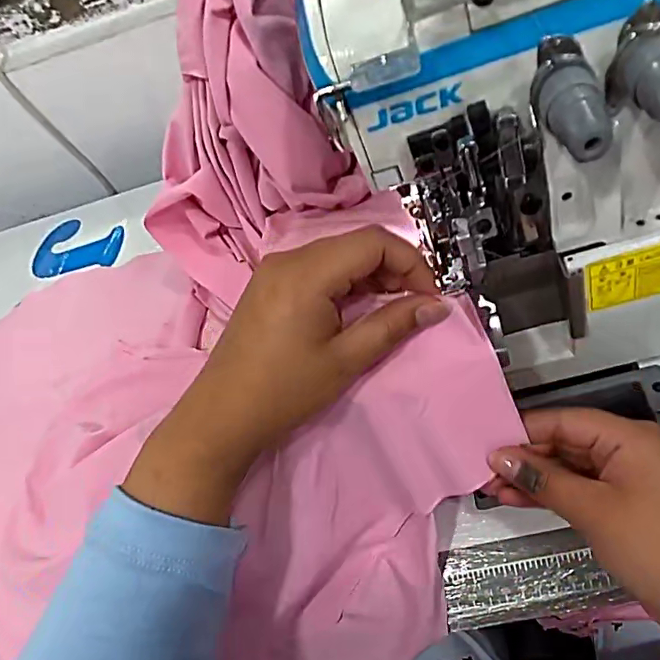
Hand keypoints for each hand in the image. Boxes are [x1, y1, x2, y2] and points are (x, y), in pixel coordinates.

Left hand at [125, 227, 450, 523]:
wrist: (222, 418)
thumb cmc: (284, 392)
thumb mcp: (346, 359)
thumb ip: (394, 325)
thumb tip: (437, 306)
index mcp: (307, 271)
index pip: (374, 241)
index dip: (412, 264)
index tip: (430, 299)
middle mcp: (289, 258)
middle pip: (358, 243)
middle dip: (395, 269)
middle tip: (415, 307)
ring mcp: (275, 269)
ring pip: (340, 254)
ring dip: (373, 277)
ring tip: (391, 312)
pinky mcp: (270, 284)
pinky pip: (320, 268)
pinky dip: (347, 283)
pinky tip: (357, 312)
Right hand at [493, 411, 659, 659]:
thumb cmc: (655, 549)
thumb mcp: (593, 510)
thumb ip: (544, 480)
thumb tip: (502, 456)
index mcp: (630, 436)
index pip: (565, 420)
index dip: (524, 431)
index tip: (486, 444)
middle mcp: (630, 448)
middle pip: (568, 441)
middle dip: (527, 457)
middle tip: (484, 471)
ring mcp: (629, 476)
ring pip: (572, 466)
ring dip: (536, 477)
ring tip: (493, 487)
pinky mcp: (626, 500)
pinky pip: (583, 486)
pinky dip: (555, 493)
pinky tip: (521, 498)